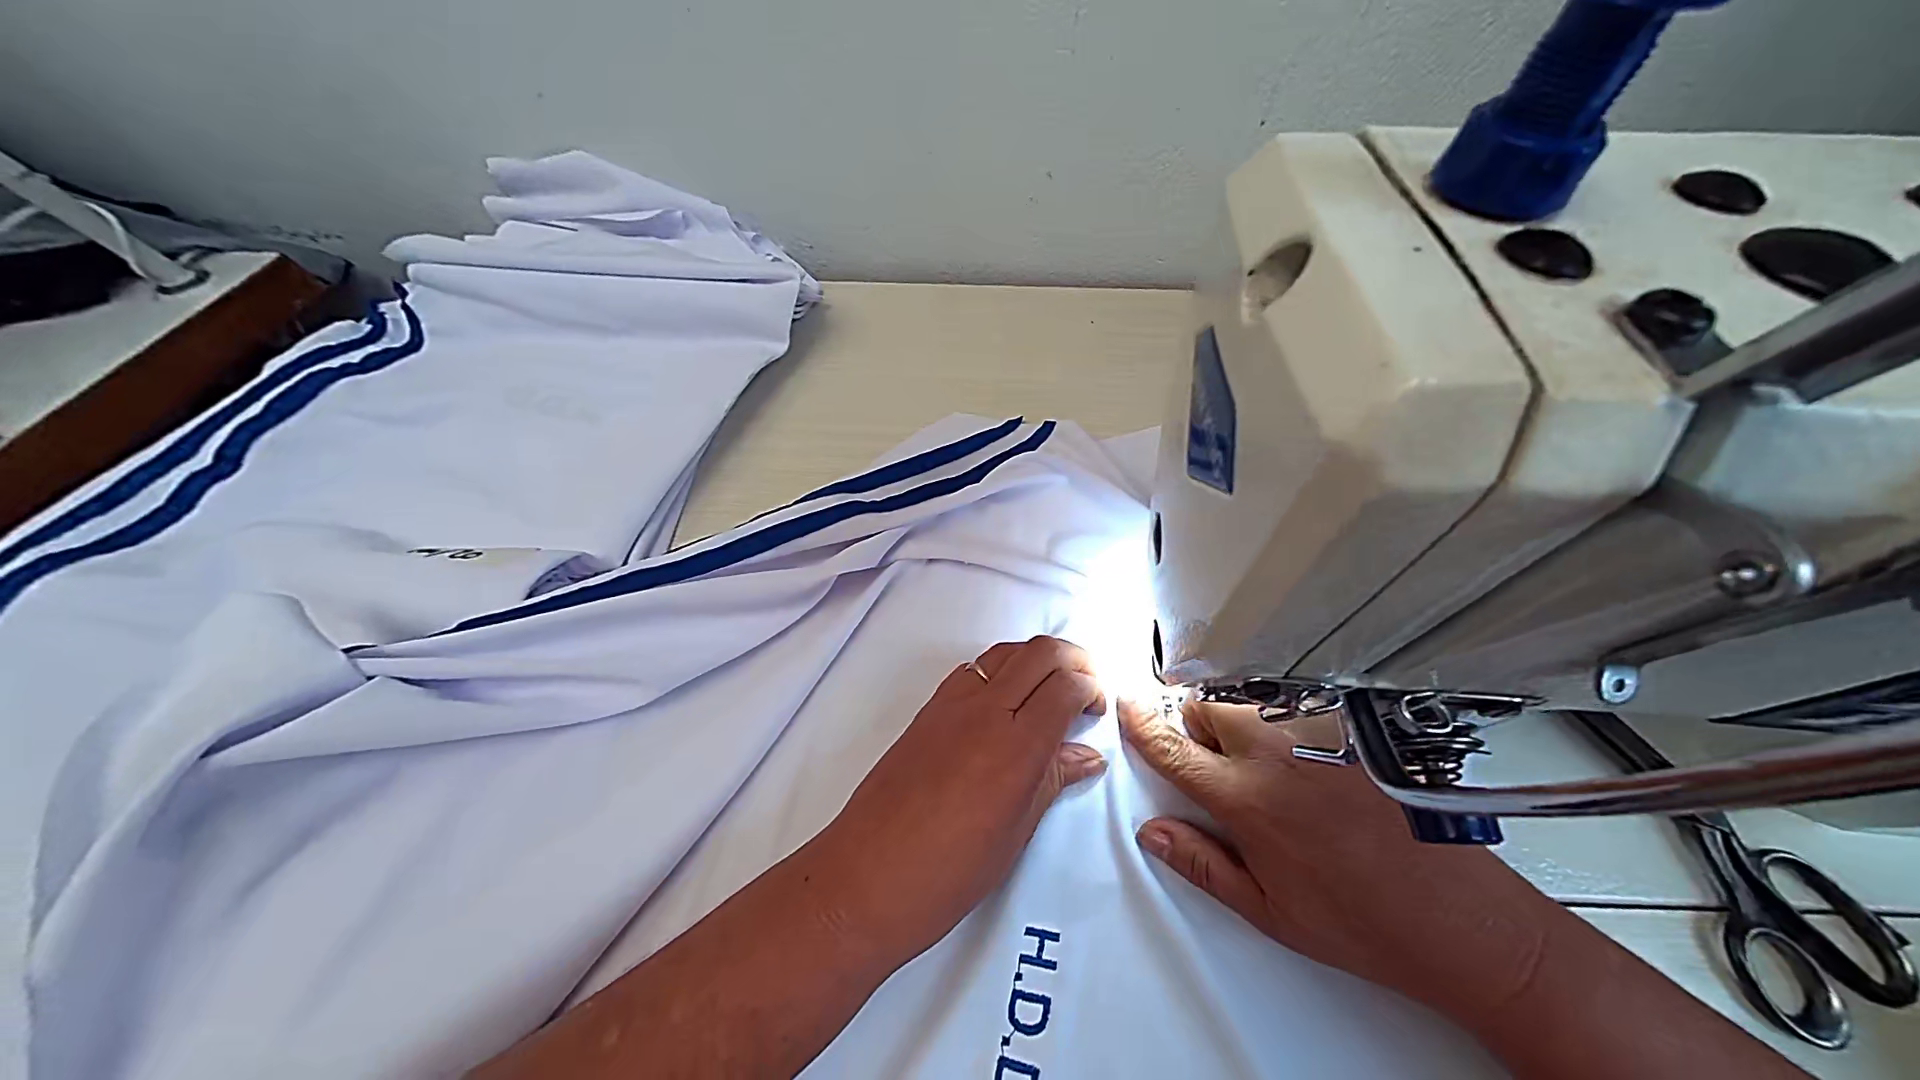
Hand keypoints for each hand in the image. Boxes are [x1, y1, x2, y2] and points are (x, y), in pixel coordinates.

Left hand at [809, 637, 1107, 959]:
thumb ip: (1052, 780)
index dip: (1091, 688)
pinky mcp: (927, 712)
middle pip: (1040, 653)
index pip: (1066, 686)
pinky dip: (999, 668)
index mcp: (1015, 747)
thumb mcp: (1015, 832)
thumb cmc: (939, 872)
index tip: (1096, 706)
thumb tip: (1081, 757)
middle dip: (1074, 658)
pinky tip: (1005, 698)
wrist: (867, 877)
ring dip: (1035, 657)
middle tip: (1086, 685)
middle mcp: (982, 715)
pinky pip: (972, 669)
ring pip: (1004, 652)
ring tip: (1050, 686)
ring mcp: (950, 707)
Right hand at [1117, 698, 1559, 1024]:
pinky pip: (1297, 710)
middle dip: (1193, 725)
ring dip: (1236, 722)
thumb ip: (1202, 863)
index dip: (1140, 726)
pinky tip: (1303, 767)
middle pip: (1207, 707)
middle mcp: (1281, 759)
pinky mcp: (1355, 738)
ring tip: (1259, 767)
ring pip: (1249, 702)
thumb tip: (1157, 834)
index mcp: (1249, 802)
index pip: (1173, 750)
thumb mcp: (1269, 909)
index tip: (1128, 710)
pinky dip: (1281, 725)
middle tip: (1207, 760)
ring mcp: (1321, 741)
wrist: (1465, 922)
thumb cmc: (1371, 923)